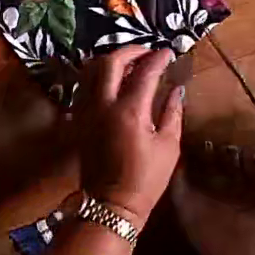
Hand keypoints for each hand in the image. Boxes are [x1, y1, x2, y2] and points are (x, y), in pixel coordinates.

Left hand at [76, 45, 186, 223]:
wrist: (111, 204)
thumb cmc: (146, 179)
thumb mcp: (169, 146)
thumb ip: (172, 111)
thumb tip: (176, 88)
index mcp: (129, 111)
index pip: (144, 72)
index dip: (158, 58)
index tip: (169, 53)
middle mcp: (103, 104)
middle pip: (110, 62)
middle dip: (130, 50)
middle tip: (147, 52)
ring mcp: (86, 111)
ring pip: (91, 70)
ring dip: (110, 61)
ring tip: (129, 63)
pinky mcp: (78, 119)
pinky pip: (84, 86)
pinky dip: (98, 76)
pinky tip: (113, 82)